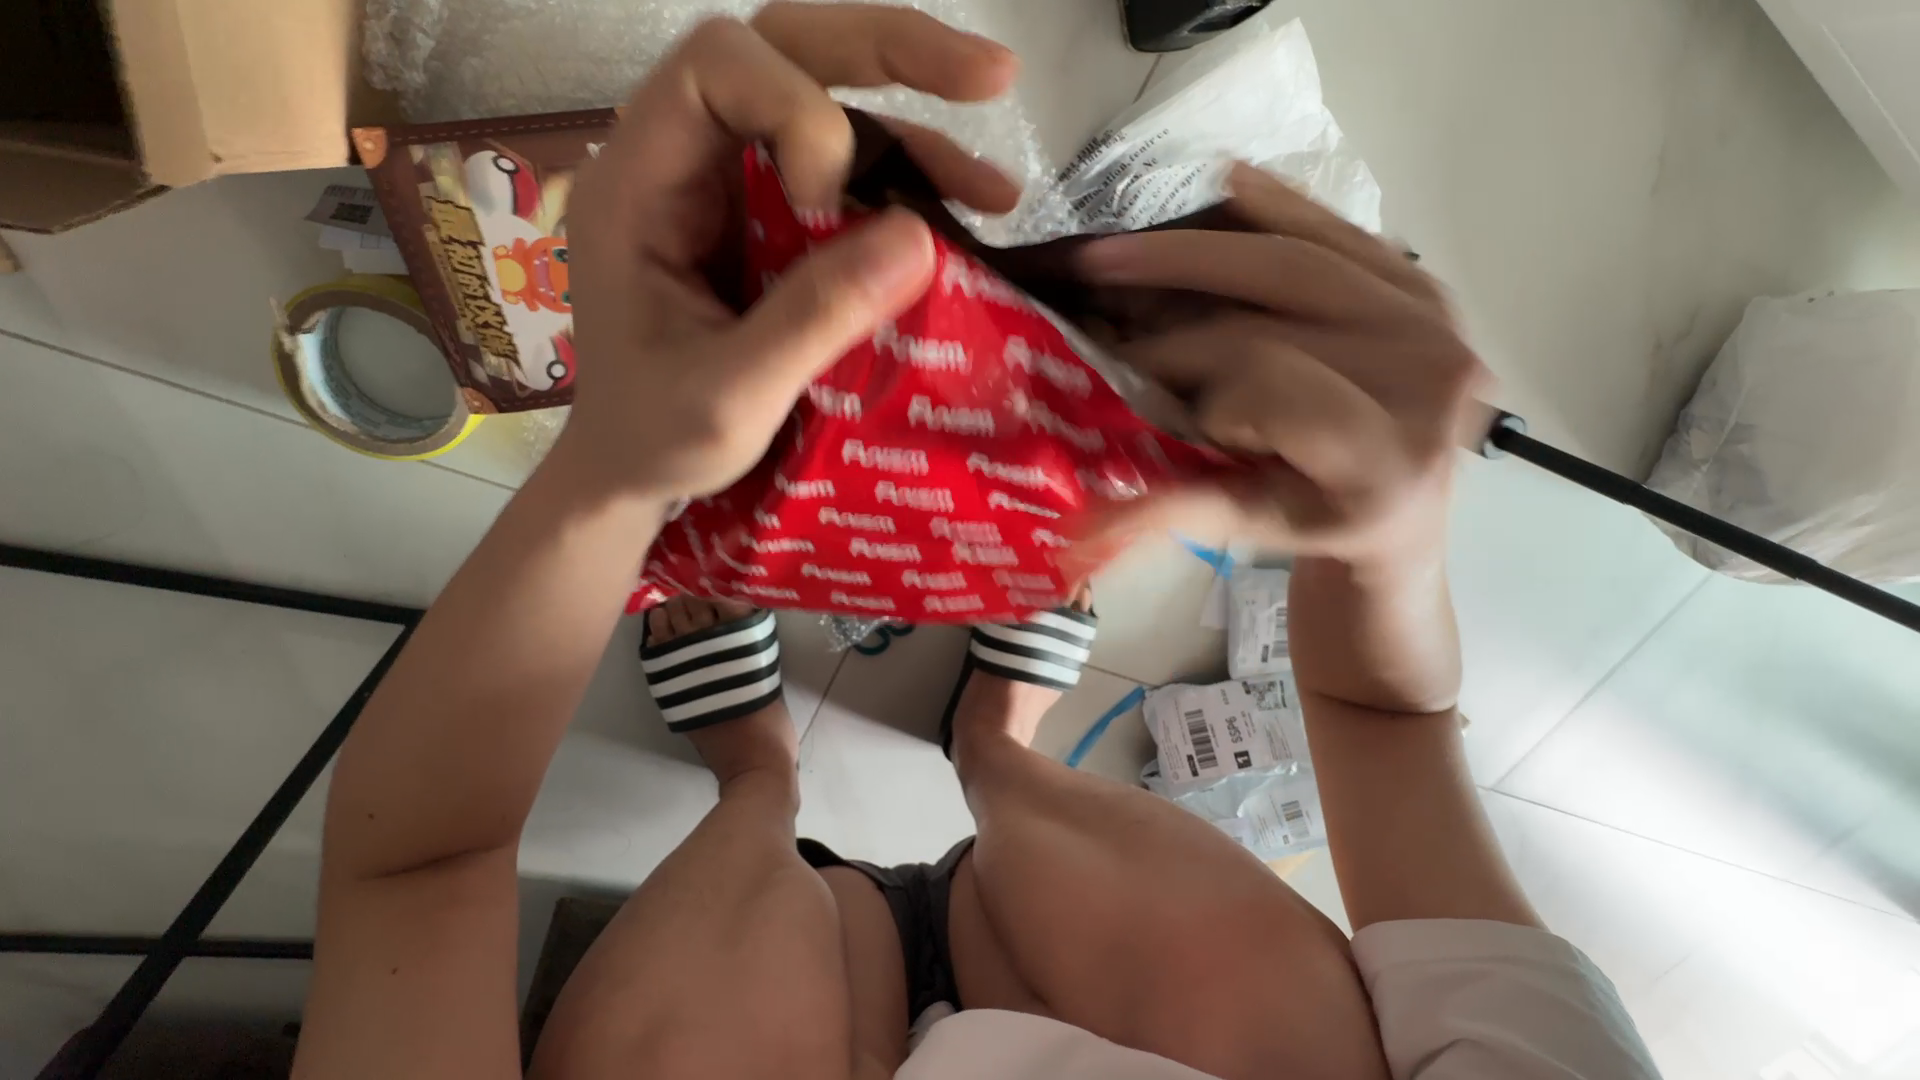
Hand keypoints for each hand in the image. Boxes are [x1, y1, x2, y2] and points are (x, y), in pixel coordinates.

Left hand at [558, 3, 1020, 499]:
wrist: (635, 470)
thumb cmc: (656, 438)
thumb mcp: (730, 396)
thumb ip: (812, 318)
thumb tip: (920, 236)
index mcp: (640, 185)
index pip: (719, 68)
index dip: (795, 110)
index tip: (827, 207)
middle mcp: (685, 163)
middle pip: (785, 50)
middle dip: (890, 55)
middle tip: (993, 78)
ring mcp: (731, 191)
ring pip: (829, 109)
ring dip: (917, 138)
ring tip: (998, 194)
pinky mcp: (769, 226)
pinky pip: (845, 181)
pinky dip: (905, 192)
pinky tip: (963, 220)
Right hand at [1072, 164, 1489, 575]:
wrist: (1407, 506)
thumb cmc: (1321, 524)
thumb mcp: (1251, 529)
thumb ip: (1178, 510)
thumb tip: (1079, 521)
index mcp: (1384, 458)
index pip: (1267, 383)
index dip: (1190, 374)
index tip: (1133, 382)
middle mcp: (1427, 379)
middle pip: (1275, 313)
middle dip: (1173, 297)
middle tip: (1092, 283)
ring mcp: (1433, 322)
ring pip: (1298, 257)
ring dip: (1199, 243)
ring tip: (1120, 243)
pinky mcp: (1425, 288)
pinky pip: (1339, 231)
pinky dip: (1274, 203)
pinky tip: (1219, 180)